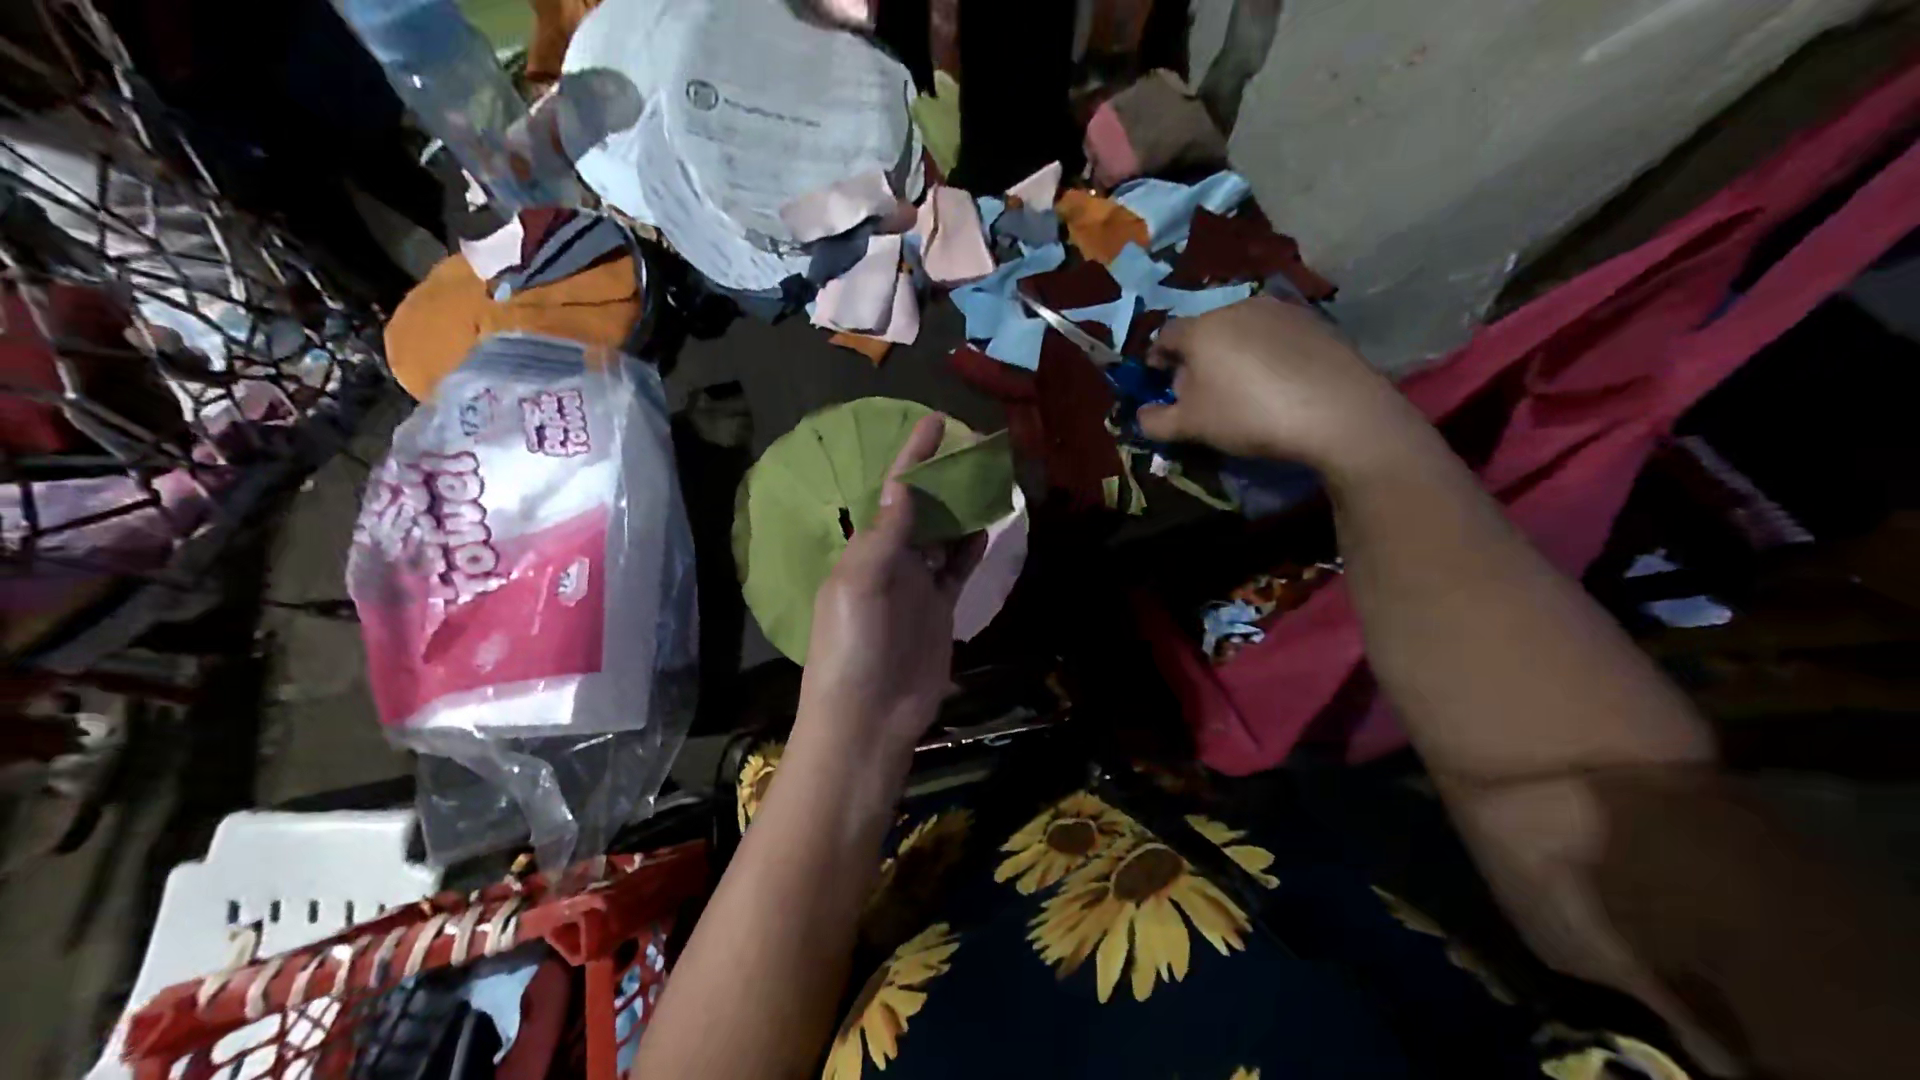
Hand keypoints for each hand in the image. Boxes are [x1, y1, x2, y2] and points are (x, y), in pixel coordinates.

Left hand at [798, 415, 983, 758]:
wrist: (869, 716)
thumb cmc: (854, 647)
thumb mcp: (861, 585)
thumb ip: (885, 537)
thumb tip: (902, 486)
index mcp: (867, 549)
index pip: (892, 493)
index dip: (912, 457)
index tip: (934, 422)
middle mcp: (892, 560)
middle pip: (921, 509)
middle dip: (942, 479)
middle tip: (974, 449)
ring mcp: (918, 586)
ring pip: (943, 536)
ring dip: (961, 510)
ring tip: (987, 480)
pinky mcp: (940, 610)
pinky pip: (957, 571)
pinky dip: (970, 550)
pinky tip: (986, 528)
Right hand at [1136, 296, 1430, 477]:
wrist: (1336, 411)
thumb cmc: (1248, 415)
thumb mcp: (1191, 426)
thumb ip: (1156, 420)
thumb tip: (1141, 415)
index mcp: (1200, 329)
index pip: (1164, 335)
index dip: (1156, 358)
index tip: (1158, 380)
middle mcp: (1237, 307)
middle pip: (1204, 331)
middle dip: (1196, 358)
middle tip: (1200, 391)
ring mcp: (1281, 310)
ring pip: (1241, 330)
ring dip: (1232, 354)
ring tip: (1241, 387)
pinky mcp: (1315, 321)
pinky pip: (1275, 336)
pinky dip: (1266, 354)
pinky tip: (1277, 382)